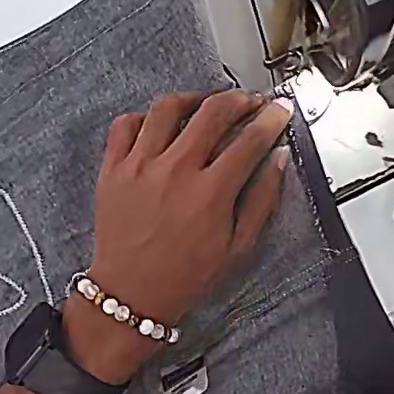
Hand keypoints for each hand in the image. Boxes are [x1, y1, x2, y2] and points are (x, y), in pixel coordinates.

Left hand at [62, 89, 292, 384]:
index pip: (250, 139)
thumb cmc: (184, 276)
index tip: (279, 110)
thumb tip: (278, 160)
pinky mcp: (113, 170)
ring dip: (194, 98)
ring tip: (206, 103)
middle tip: (249, 102)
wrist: (132, 294)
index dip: (271, 119)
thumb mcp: (238, 247)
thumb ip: (263, 200)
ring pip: (168, 108)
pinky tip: (159, 123)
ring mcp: (140, 166)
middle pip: (213, 112)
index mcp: (210, 192)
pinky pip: (126, 125)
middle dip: (240, 99)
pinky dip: (145, 117)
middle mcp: (175, 171)